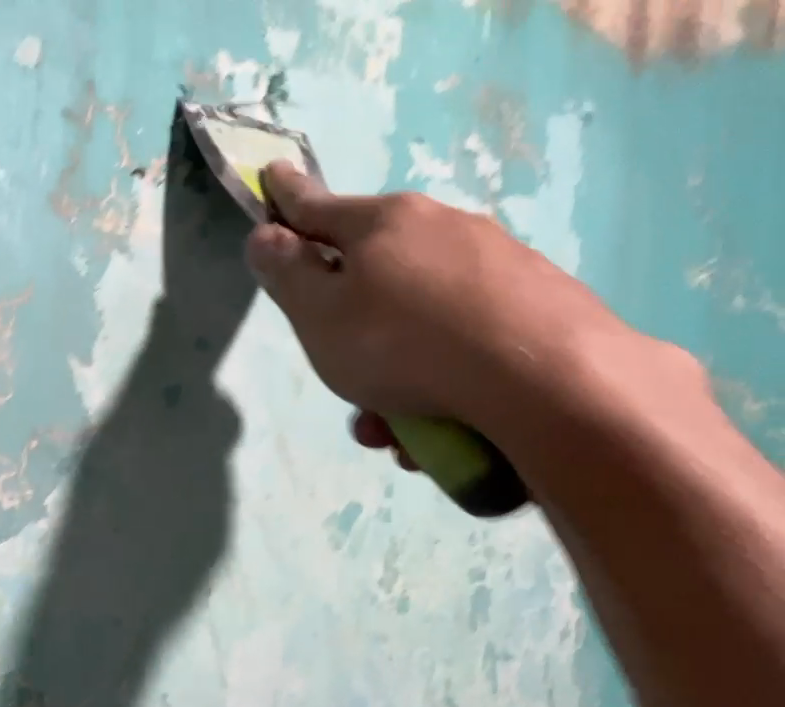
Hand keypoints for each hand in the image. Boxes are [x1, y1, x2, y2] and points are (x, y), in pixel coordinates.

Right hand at [243, 161, 696, 454]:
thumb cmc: (404, 344)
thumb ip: (287, 275)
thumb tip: (265, 235)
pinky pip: (460, 335)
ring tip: (392, 424)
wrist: (547, 379)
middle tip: (338, 373)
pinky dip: (440, 372)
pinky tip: (439, 419)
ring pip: (415, 314)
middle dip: (346, 322)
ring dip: (392, 366)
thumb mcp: (318, 317)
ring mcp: (494, 259)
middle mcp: (440, 226)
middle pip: (370, 270)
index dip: (286, 197)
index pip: (316, 206)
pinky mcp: (534, 297)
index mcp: (382, 223)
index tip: (272, 175)